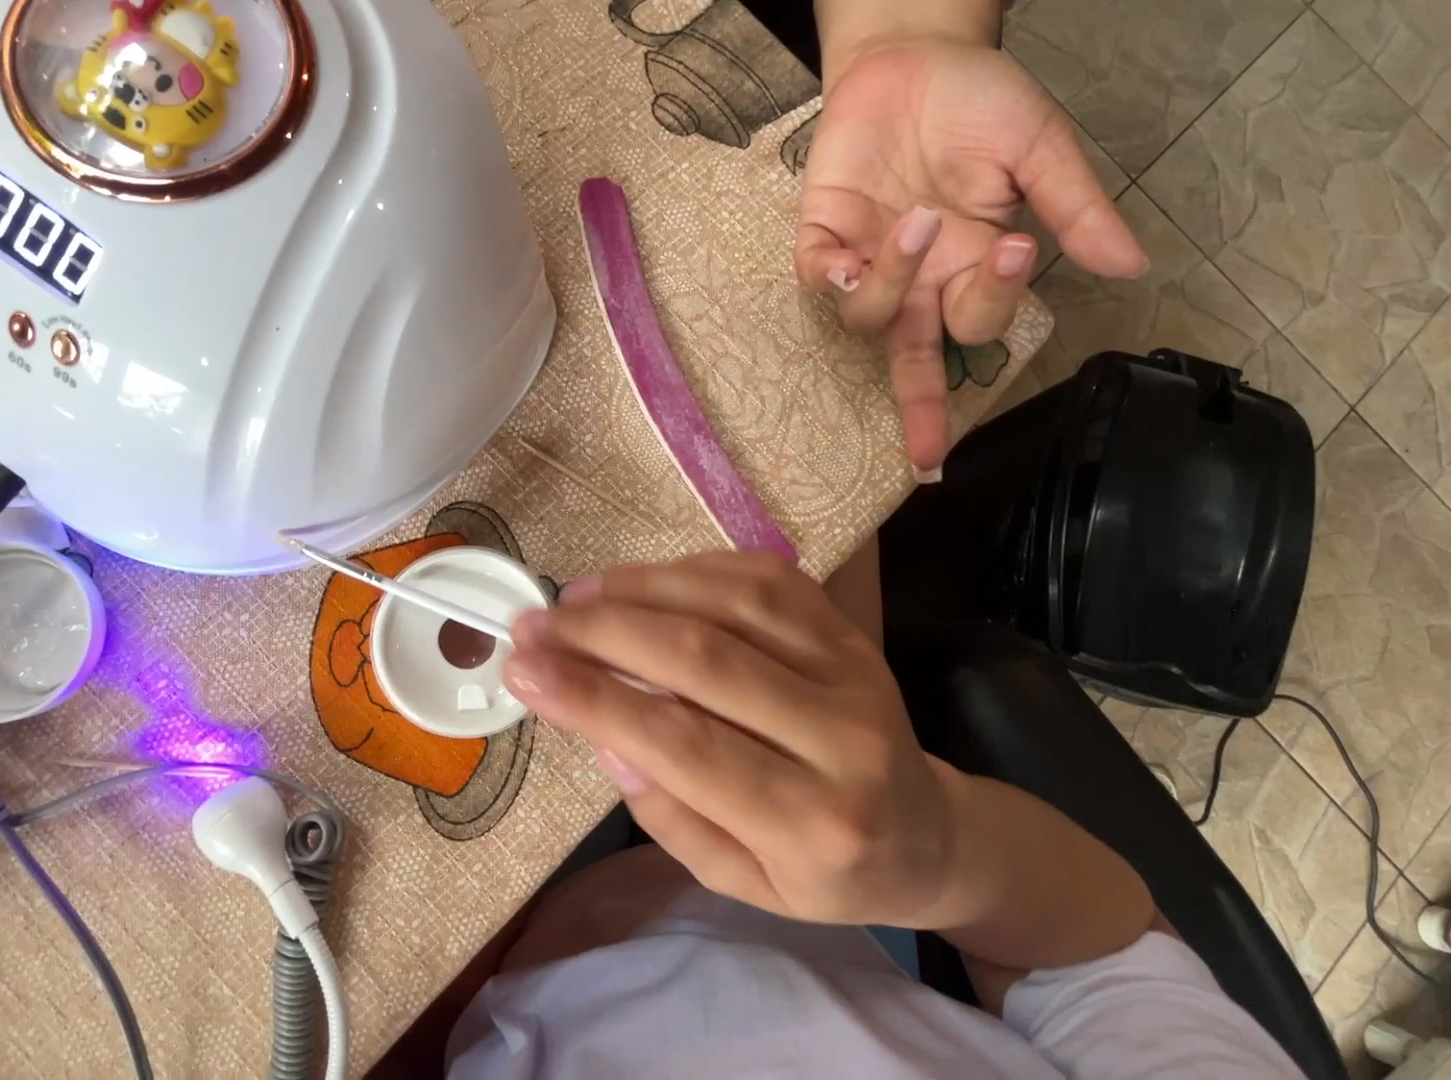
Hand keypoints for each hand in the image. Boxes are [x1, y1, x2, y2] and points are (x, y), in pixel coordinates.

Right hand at [502, 553, 957, 926]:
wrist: (927, 832)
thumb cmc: (823, 872)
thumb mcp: (739, 881)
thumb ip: (669, 815)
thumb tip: (604, 733)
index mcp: (812, 821)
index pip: (682, 743)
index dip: (593, 698)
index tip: (522, 669)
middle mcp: (842, 736)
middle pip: (702, 657)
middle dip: (601, 632)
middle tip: (532, 624)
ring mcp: (853, 668)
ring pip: (732, 602)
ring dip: (640, 588)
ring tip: (575, 596)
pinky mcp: (849, 629)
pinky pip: (764, 577)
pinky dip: (691, 568)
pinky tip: (641, 582)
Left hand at [797, 33, 1147, 472]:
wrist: (916, 60)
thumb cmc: (979, 107)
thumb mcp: (1038, 151)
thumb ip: (1075, 208)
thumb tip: (1130, 265)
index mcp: (970, 269)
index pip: (979, 322)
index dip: (994, 303)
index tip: (1015, 249)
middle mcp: (917, 281)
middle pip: (913, 360)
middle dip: (918, 408)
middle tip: (926, 454)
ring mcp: (866, 261)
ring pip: (867, 318)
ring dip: (891, 285)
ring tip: (920, 220)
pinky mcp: (821, 235)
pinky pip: (815, 280)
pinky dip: (828, 280)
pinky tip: (845, 263)